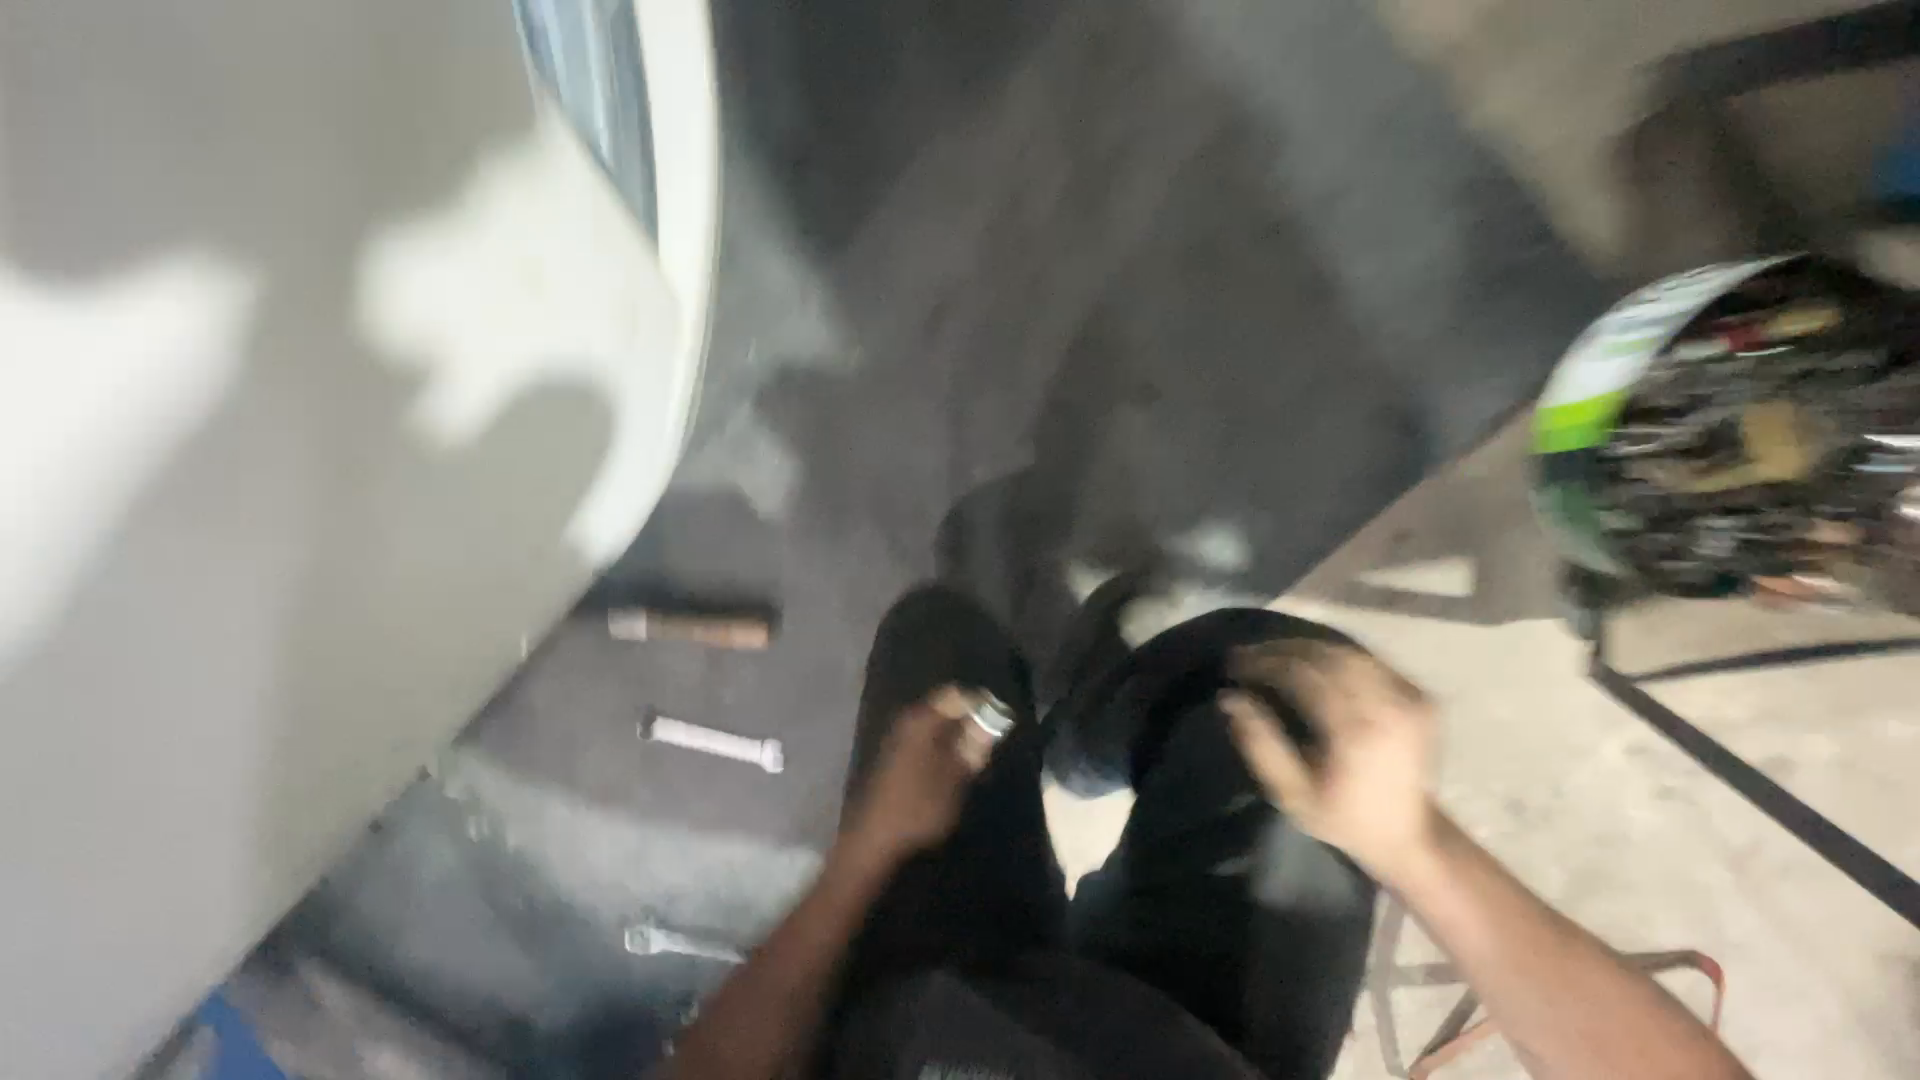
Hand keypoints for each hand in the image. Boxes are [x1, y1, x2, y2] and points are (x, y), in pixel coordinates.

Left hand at [841, 685, 996, 862]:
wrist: (874, 839)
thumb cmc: (918, 806)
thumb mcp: (956, 777)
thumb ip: (975, 744)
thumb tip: (995, 718)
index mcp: (921, 720)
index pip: (957, 695)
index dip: (981, 705)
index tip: (1000, 725)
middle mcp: (907, 722)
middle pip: (946, 709)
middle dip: (970, 724)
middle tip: (988, 748)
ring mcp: (898, 739)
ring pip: (937, 727)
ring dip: (957, 740)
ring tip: (974, 763)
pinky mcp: (895, 758)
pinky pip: (926, 742)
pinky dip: (943, 751)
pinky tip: (953, 773)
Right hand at [1221, 642, 1438, 880]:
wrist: (1411, 836)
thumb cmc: (1342, 817)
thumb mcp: (1291, 794)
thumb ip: (1260, 744)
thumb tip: (1230, 698)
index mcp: (1355, 729)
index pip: (1300, 672)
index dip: (1263, 662)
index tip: (1234, 664)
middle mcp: (1387, 704)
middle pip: (1324, 655)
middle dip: (1280, 650)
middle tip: (1249, 654)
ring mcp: (1410, 697)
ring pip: (1348, 652)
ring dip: (1307, 648)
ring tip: (1275, 654)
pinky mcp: (1421, 695)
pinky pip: (1371, 661)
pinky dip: (1337, 655)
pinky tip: (1314, 661)